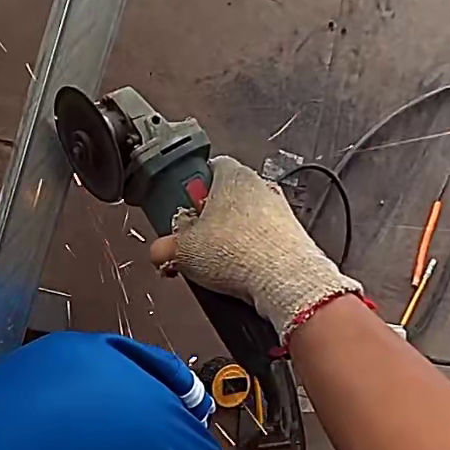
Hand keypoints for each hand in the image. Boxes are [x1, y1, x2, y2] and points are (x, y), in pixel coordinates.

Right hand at [148, 155, 361, 338]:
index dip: (190, 190)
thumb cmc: (241, 253)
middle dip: (207, 222)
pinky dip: (248, 255)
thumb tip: (159, 250)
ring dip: (227, 240)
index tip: (180, 210)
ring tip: (213, 265)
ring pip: (243, 222)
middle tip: (192, 244)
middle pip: (224, 198)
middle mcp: (260, 187)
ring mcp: (279, 211)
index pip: (207, 168)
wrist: (283, 280)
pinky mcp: (291, 237)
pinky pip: (260, 242)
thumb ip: (163, 246)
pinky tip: (238, 273)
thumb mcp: (181, 249)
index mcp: (233, 175)